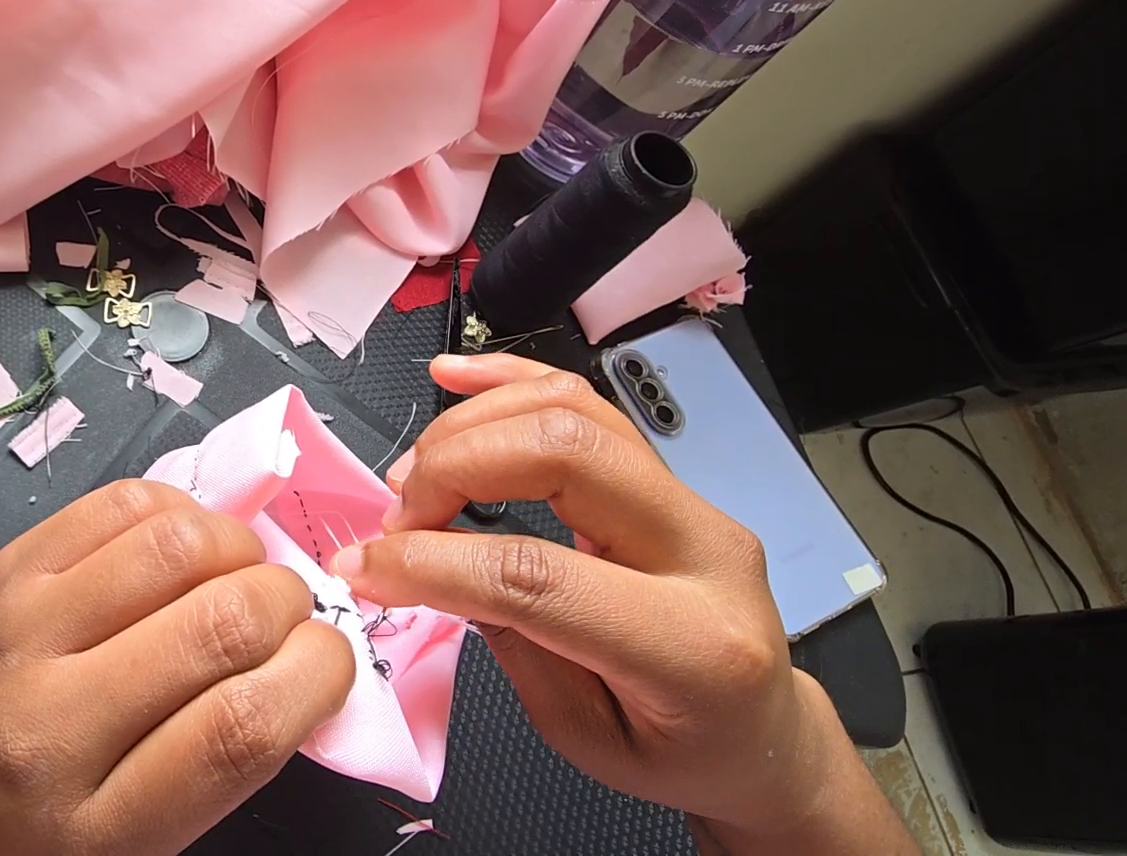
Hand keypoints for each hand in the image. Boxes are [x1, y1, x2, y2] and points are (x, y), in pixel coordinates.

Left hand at [0, 480, 353, 855]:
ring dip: (240, 546)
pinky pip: (122, 502)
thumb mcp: (129, 845)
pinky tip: (185, 540)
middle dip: (288, 602)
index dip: (315, 675)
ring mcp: (25, 625)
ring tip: (240, 569)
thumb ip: (218, 761)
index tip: (327, 658)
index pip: (239, 729)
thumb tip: (305, 660)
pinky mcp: (9, 564)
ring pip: (176, 545)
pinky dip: (181, 509)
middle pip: (219, 623)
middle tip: (288, 611)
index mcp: (98, 823)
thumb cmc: (22, 836)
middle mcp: (55, 718)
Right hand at [334, 354, 914, 854]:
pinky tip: (452, 375)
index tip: (366, 566)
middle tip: (399, 516)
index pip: (538, 576)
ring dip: (467, 428)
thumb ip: (505, 636)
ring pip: (568, 409)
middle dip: (452, 469)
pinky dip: (506, 378)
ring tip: (414, 473)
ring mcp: (688, 496)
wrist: (760, 730)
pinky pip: (581, 398)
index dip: (433, 563)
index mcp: (691, 646)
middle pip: (561, 453)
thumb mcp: (579, 733)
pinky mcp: (662, 470)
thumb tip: (420, 560)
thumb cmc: (676, 751)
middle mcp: (702, 548)